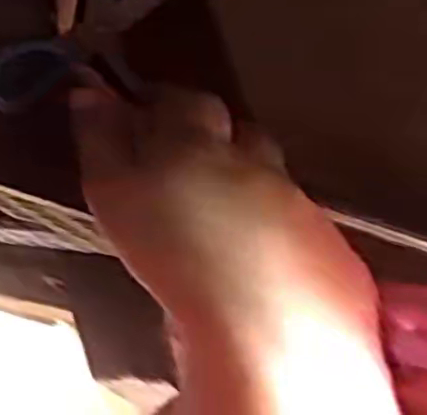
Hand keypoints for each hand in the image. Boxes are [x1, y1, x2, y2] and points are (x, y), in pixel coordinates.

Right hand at [72, 87, 393, 411]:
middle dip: (210, 134)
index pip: (187, 98)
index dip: (164, 97)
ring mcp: (305, 209)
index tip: (140, 108)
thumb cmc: (166, 249)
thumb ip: (98, 135)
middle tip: (176, 156)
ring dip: (241, 179)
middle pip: (240, 130)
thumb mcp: (108, 188)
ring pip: (270, 177)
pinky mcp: (338, 253)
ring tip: (208, 208)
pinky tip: (247, 251)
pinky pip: (299, 221)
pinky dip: (270, 223)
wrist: (269, 338)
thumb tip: (89, 88)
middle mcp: (258, 165)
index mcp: (198, 144)